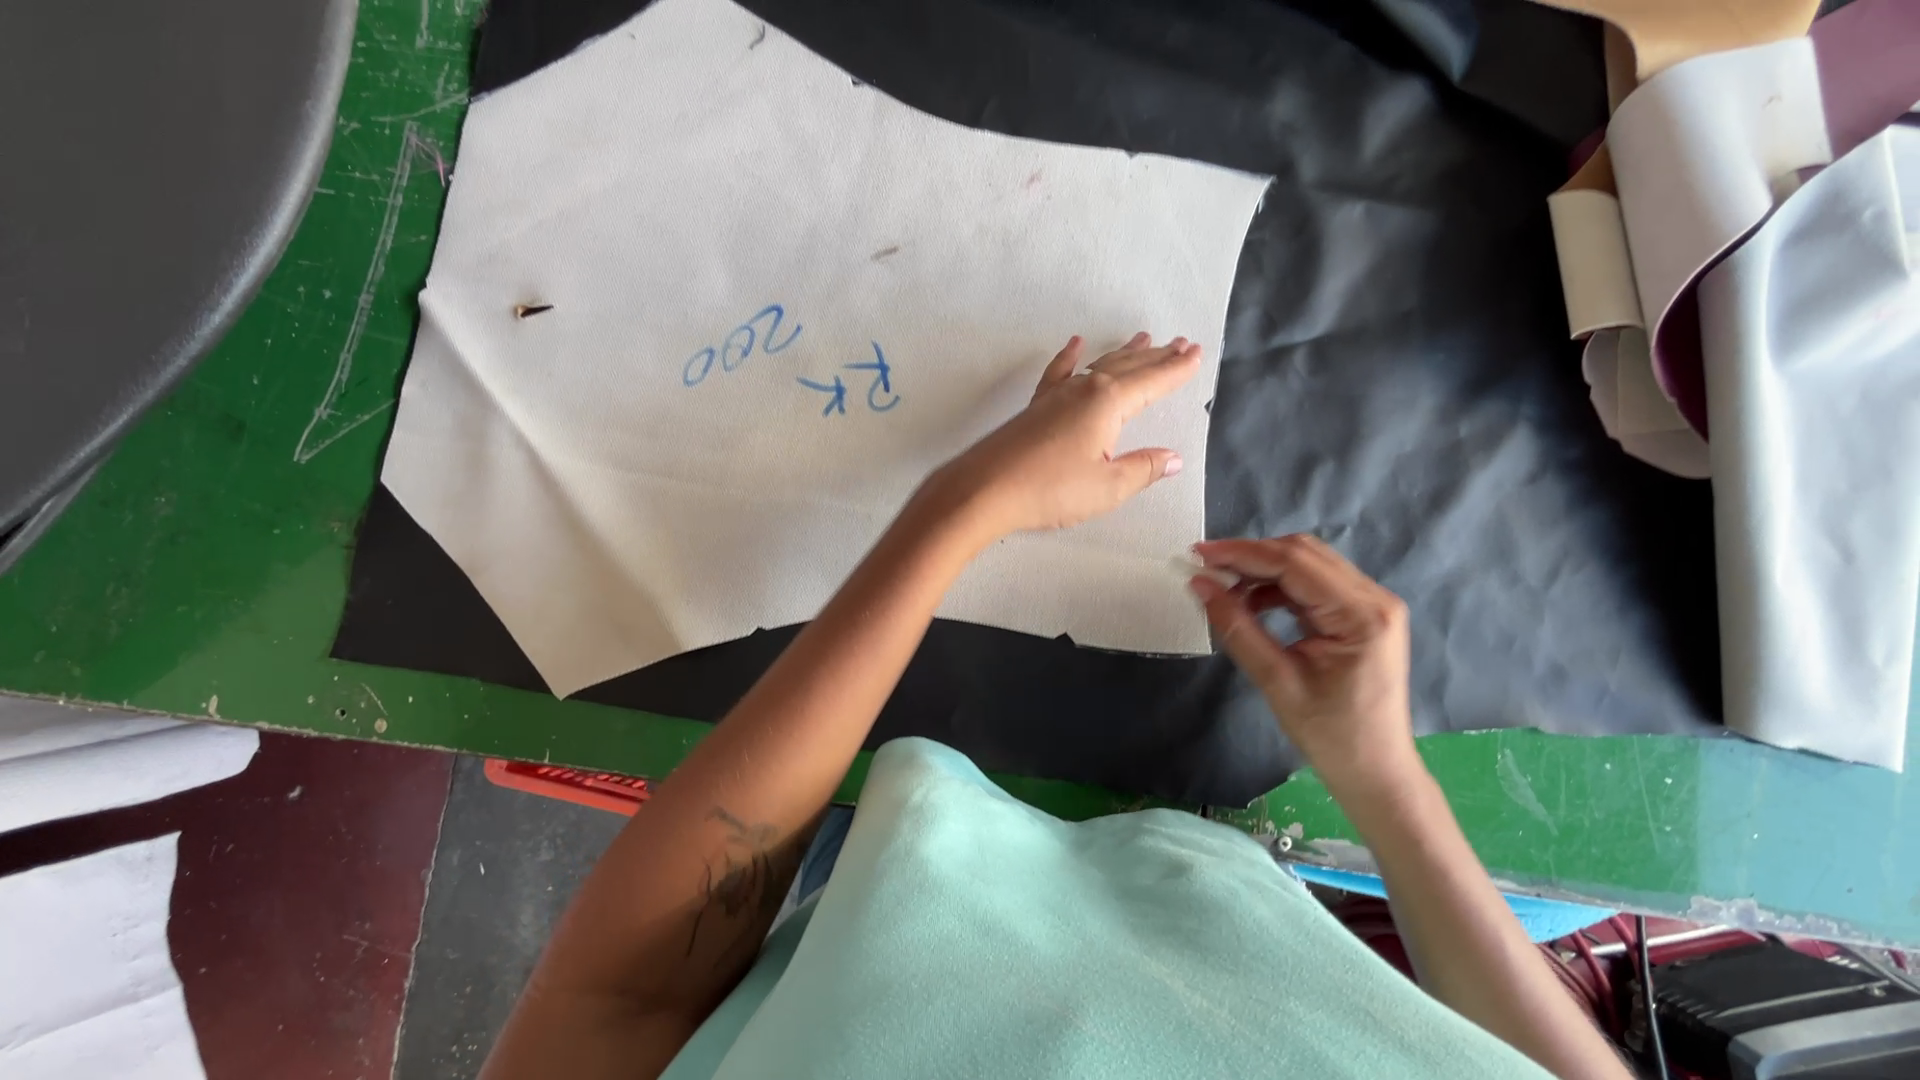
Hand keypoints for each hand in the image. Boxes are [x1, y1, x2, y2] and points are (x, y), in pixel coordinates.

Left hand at [925, 332, 1200, 539]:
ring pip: (1098, 366)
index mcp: (1108, 403)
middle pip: (1128, 367)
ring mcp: (1056, 396)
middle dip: (1156, 356)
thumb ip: (1143, 469)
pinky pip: (1058, 374)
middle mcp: (1083, 390)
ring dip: (1123, 353)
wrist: (983, 490)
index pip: (1153, 382)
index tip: (1197, 353)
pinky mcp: (1035, 409)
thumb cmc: (1049, 490)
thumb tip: (1173, 458)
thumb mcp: (1107, 487)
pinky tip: (1074, 345)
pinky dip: (1069, 358)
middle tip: (1180, 343)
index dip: (1177, 370)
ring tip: (1143, 338)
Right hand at [1188, 535, 1423, 798]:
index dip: (1242, 553)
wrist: (1375, 772)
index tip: (1198, 555)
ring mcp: (1371, 605)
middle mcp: (1374, 598)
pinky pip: (1314, 585)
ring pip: (1308, 564)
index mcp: (1361, 613)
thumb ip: (1237, 626)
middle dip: (1251, 556)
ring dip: (1263, 570)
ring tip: (1224, 588)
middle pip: (1304, 554)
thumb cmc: (1330, 735)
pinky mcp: (1361, 615)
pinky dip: (1278, 587)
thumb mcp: (1276, 680)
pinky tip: (1252, 604)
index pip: (1294, 563)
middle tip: (1205, 568)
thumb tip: (1200, 585)